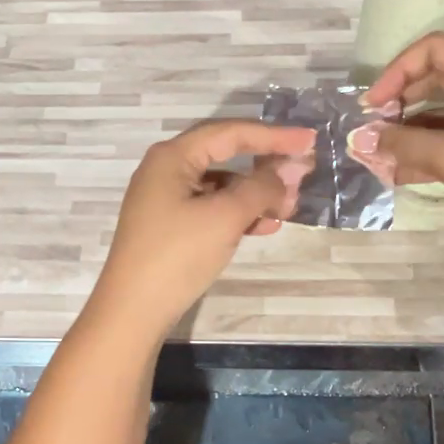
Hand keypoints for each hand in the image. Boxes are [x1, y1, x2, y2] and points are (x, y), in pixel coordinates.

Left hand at [90, 120, 315, 338]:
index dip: (273, 135)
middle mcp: (165, 170)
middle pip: (225, 155)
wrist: (133, 310)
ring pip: (220, 185)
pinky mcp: (169, 227)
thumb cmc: (177, 255)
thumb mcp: (225, 217)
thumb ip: (260, 188)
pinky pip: (210, 208)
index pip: (230, 133)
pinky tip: (265, 227)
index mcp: (172, 157)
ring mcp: (165, 200)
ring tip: (288, 207)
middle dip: (265, 164)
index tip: (310, 141)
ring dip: (255, 193)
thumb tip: (286, 172)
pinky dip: (238, 214)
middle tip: (303, 174)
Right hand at [347, 34, 443, 265]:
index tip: (372, 105)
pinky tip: (402, 173)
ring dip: (411, 132)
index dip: (397, 70)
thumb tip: (362, 139)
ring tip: (381, 158)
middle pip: (438, 78)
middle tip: (374, 130)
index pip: (435, 49)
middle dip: (401, 103)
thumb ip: (404, 145)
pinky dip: (430, 151)